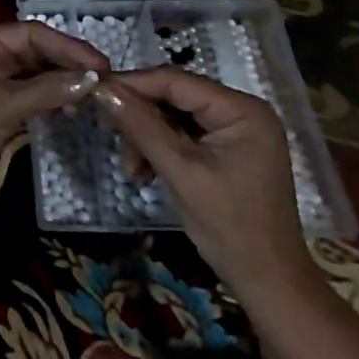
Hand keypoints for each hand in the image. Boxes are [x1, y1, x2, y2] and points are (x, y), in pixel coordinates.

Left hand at [0, 22, 107, 207]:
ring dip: (63, 82)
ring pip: (37, 72)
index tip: (101, 65)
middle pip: (37, 51)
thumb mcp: (7, 105)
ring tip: (94, 96)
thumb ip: (50, 89)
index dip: (68, 47)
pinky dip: (53, 98)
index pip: (32, 33)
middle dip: (69, 64)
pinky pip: (33, 92)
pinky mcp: (0, 103)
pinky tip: (74, 108)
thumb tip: (94, 79)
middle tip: (105, 80)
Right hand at [94, 68, 313, 298]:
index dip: (131, 83)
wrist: (265, 277)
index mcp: (241, 110)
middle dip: (138, 117)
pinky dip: (157, 148)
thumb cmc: (229, 224)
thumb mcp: (179, 170)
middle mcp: (240, 111)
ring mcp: (234, 130)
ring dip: (144, 137)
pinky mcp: (224, 148)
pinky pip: (180, 134)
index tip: (92, 93)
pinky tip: (143, 172)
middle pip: (172, 96)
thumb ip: (141, 126)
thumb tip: (102, 89)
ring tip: (131, 168)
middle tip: (108, 134)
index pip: (175, 80)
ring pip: (171, 116)